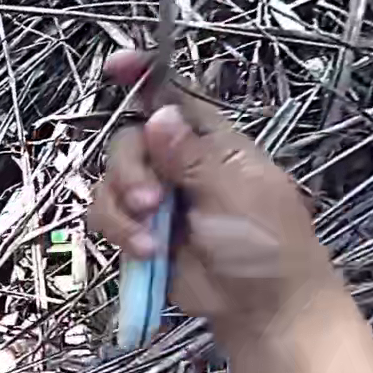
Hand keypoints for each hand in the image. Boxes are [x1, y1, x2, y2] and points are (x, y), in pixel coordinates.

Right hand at [87, 50, 341, 347]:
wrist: (257, 306)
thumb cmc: (269, 245)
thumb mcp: (238, 194)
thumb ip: (192, 158)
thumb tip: (158, 117)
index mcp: (211, 144)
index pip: (173, 99)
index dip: (144, 79)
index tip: (117, 66)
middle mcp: (175, 165)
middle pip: (126, 143)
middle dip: (130, 173)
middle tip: (151, 202)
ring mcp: (153, 199)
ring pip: (108, 183)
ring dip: (122, 211)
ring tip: (151, 239)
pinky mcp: (135, 230)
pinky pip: (104, 217)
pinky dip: (118, 233)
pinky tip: (145, 251)